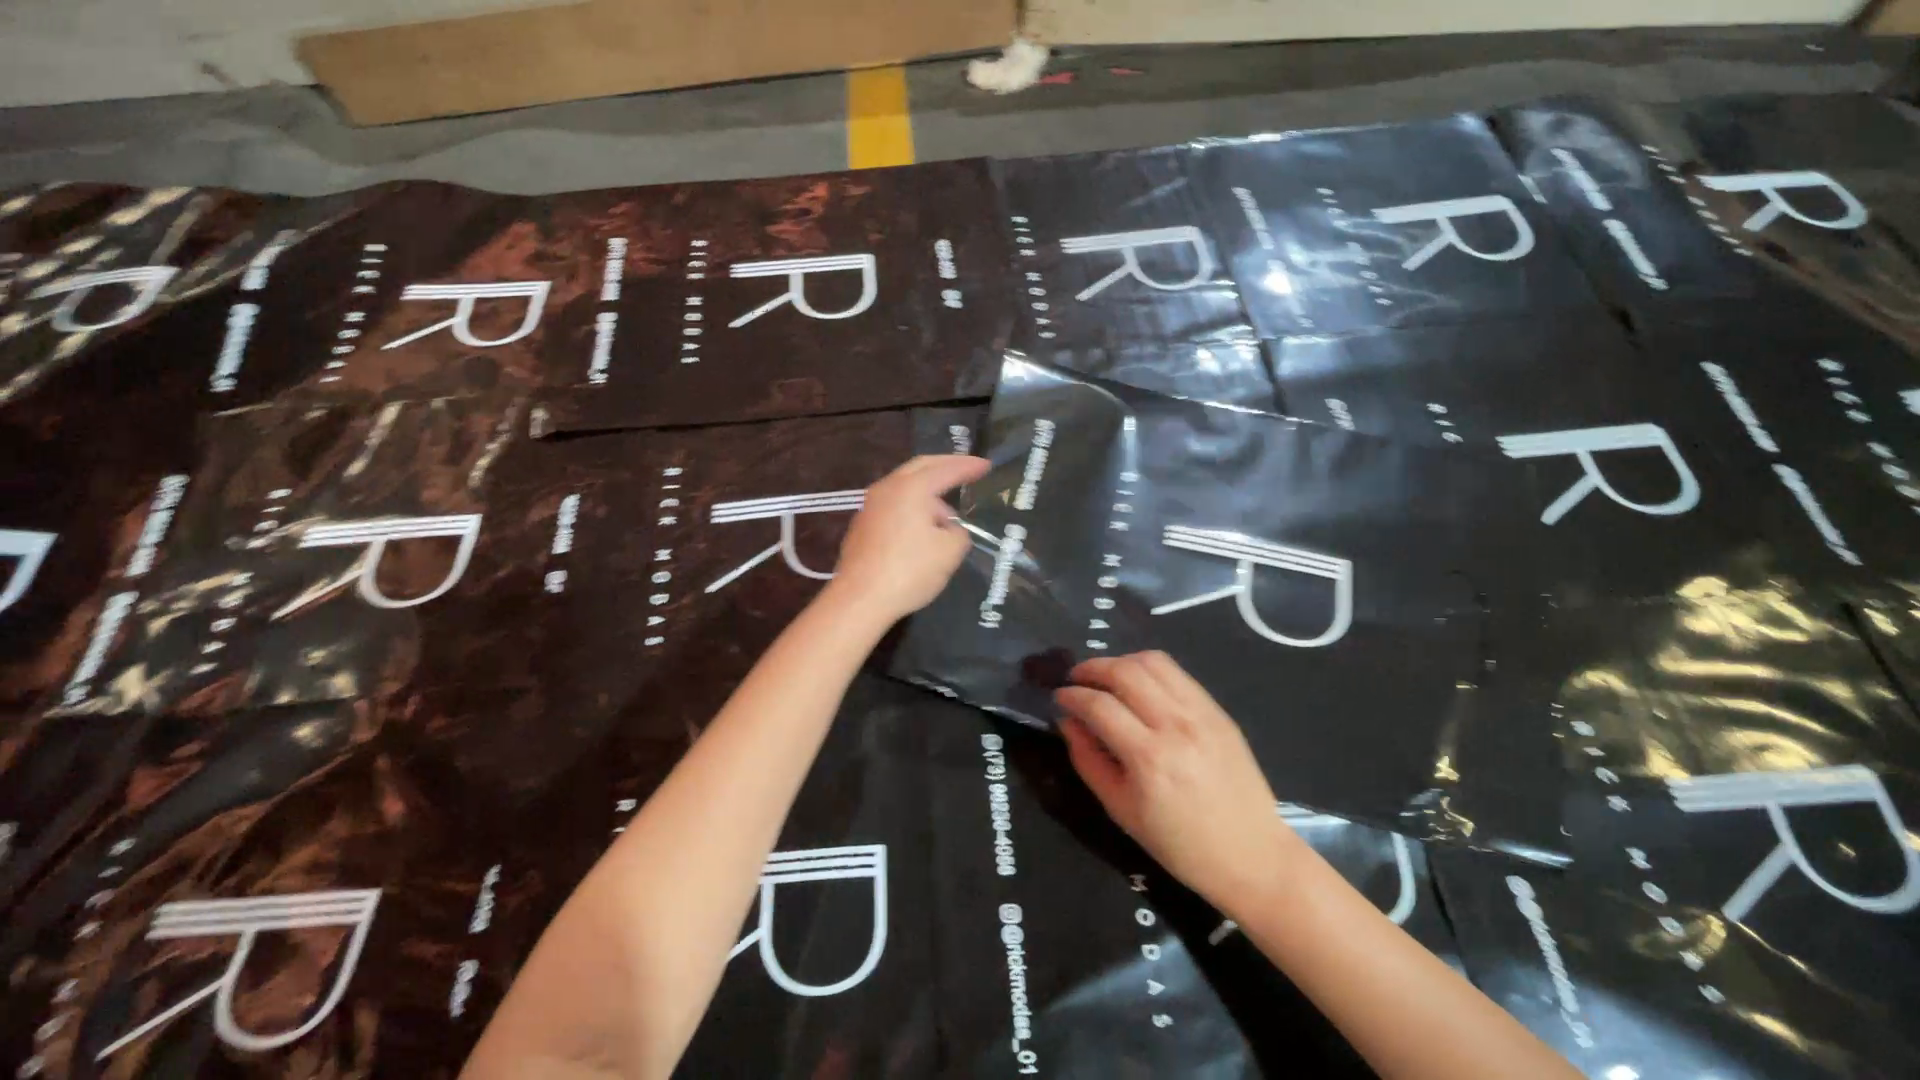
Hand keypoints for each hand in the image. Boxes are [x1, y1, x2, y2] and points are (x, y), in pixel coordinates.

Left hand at [829, 454, 991, 622]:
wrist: (860, 599)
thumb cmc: (909, 571)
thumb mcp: (950, 552)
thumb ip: (959, 532)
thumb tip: (950, 528)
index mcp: (911, 488)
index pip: (946, 469)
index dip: (969, 466)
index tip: (987, 466)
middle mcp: (887, 488)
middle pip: (920, 467)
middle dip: (945, 467)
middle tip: (967, 470)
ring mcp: (870, 506)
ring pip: (904, 487)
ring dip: (928, 492)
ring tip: (947, 514)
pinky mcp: (862, 525)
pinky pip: (893, 504)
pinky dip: (912, 506)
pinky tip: (922, 529)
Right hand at [1056, 651, 1300, 912]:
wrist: (1250, 854)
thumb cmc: (1179, 844)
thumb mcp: (1121, 810)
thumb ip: (1089, 761)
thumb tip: (1068, 723)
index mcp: (1149, 758)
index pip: (1100, 706)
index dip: (1072, 696)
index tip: (1058, 697)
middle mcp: (1176, 725)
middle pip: (1125, 672)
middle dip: (1092, 668)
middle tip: (1076, 680)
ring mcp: (1202, 714)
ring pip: (1154, 662)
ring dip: (1121, 662)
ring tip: (1106, 677)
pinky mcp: (1219, 712)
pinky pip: (1179, 675)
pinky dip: (1151, 671)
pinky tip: (1139, 686)